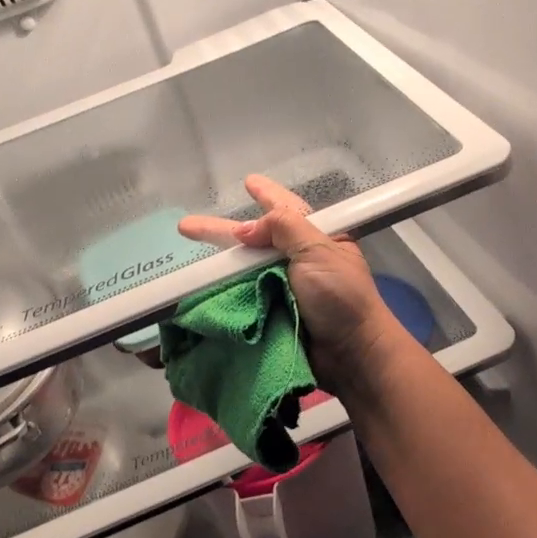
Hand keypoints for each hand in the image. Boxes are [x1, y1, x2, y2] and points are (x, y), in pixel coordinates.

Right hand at [180, 176, 410, 392]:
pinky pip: (243, 300)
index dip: (266, 195)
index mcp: (317, 239)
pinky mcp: (273, 317)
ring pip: (244, 271)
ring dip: (217, 267)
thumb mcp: (318, 250)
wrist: (351, 355)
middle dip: (222, 233)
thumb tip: (244, 230)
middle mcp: (299, 262)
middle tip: (185, 227)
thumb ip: (283, 228)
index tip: (248, 182)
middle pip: (254, 241)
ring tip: (186, 264)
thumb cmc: (341, 297)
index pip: (286, 210)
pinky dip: (222, 295)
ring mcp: (284, 291)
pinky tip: (199, 291)